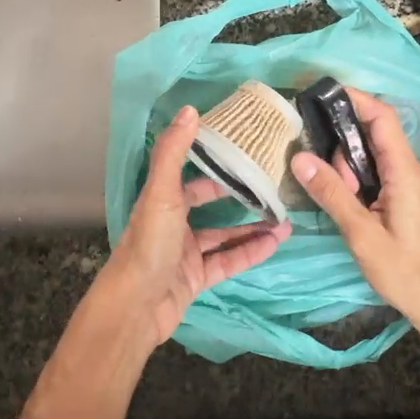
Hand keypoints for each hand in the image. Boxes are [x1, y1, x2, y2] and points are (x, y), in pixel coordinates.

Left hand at [92, 105, 291, 349]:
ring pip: (224, 235)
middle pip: (211, 204)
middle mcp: (174, 222)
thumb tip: (190, 109)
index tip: (247, 153)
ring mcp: (186, 252)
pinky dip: (250, 252)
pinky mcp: (196, 279)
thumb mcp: (161, 192)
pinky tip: (274, 244)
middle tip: (273, 187)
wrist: (135, 308)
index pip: (194, 175)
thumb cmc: (148, 244)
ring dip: (252, 227)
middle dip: (240, 196)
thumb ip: (174, 152)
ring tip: (284, 219)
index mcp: (163, 198)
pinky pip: (229, 261)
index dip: (218, 164)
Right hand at [291, 88, 419, 336]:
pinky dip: (361, 180)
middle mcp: (412, 169)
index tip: (323, 93)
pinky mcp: (411, 199)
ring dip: (351, 170)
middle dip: (344, 149)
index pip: (382, 116)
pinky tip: (351, 205)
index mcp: (404, 171)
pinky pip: (381, 173)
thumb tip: (300, 158)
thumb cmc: (407, 273)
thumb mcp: (362, 236)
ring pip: (375, 156)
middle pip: (373, 135)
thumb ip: (332, 194)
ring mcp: (413, 184)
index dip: (355, 98)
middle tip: (330, 182)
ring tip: (344, 204)